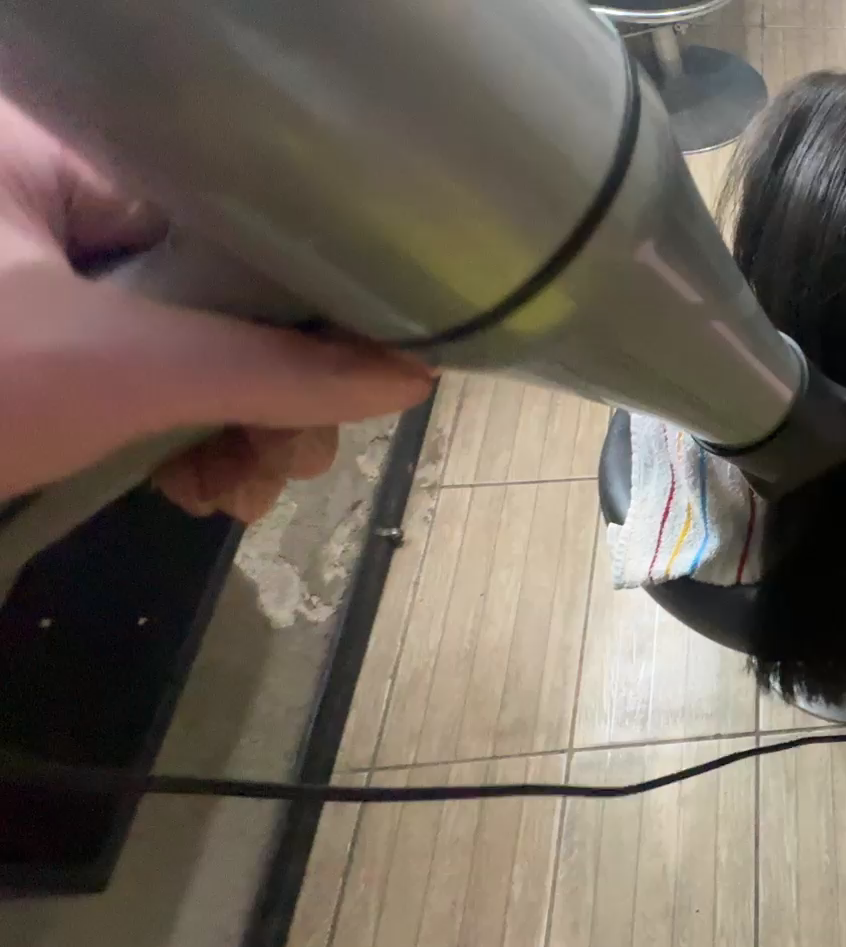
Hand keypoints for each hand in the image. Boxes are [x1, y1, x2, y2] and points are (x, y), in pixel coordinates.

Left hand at [0, 96, 433, 519]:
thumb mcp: (110, 372)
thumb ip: (278, 371)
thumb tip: (415, 379)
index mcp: (59, 167)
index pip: (249, 229)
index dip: (320, 312)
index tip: (354, 387)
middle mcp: (61, 217)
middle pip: (239, 307)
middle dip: (279, 401)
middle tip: (290, 466)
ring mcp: (51, 290)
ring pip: (209, 358)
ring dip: (246, 437)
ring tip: (237, 495)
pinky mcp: (44, 353)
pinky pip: (161, 389)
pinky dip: (196, 446)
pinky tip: (202, 490)